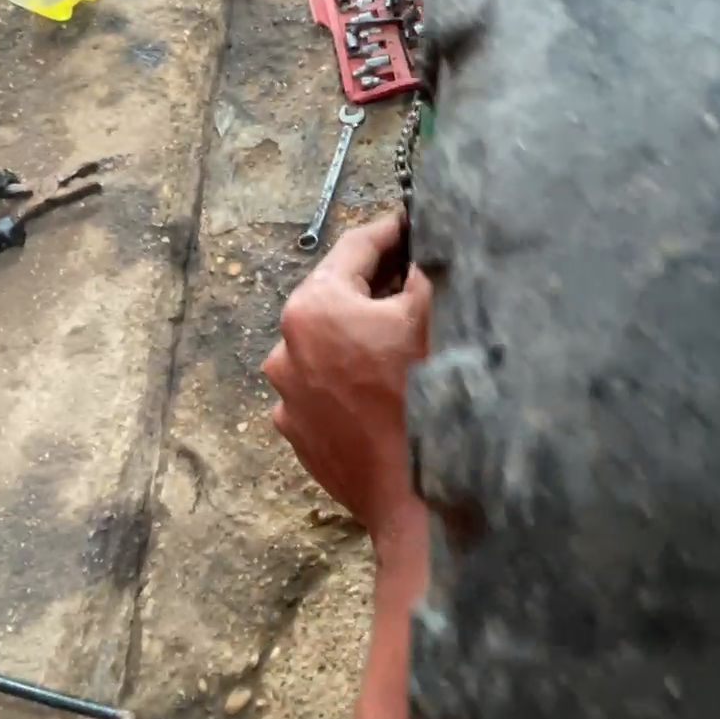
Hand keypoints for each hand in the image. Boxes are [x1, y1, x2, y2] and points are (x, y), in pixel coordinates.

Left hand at [264, 215, 431, 536]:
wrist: (413, 497)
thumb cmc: (426, 397)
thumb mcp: (434, 314)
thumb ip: (426, 267)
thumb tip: (424, 247)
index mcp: (313, 308)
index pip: (356, 248)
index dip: (391, 230)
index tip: (411, 221)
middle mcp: (285, 348)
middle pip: (338, 296)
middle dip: (377, 283)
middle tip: (416, 275)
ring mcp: (287, 395)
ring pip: (330, 344)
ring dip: (362, 332)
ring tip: (403, 337)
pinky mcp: (299, 432)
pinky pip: (326, 385)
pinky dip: (352, 374)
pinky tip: (386, 385)